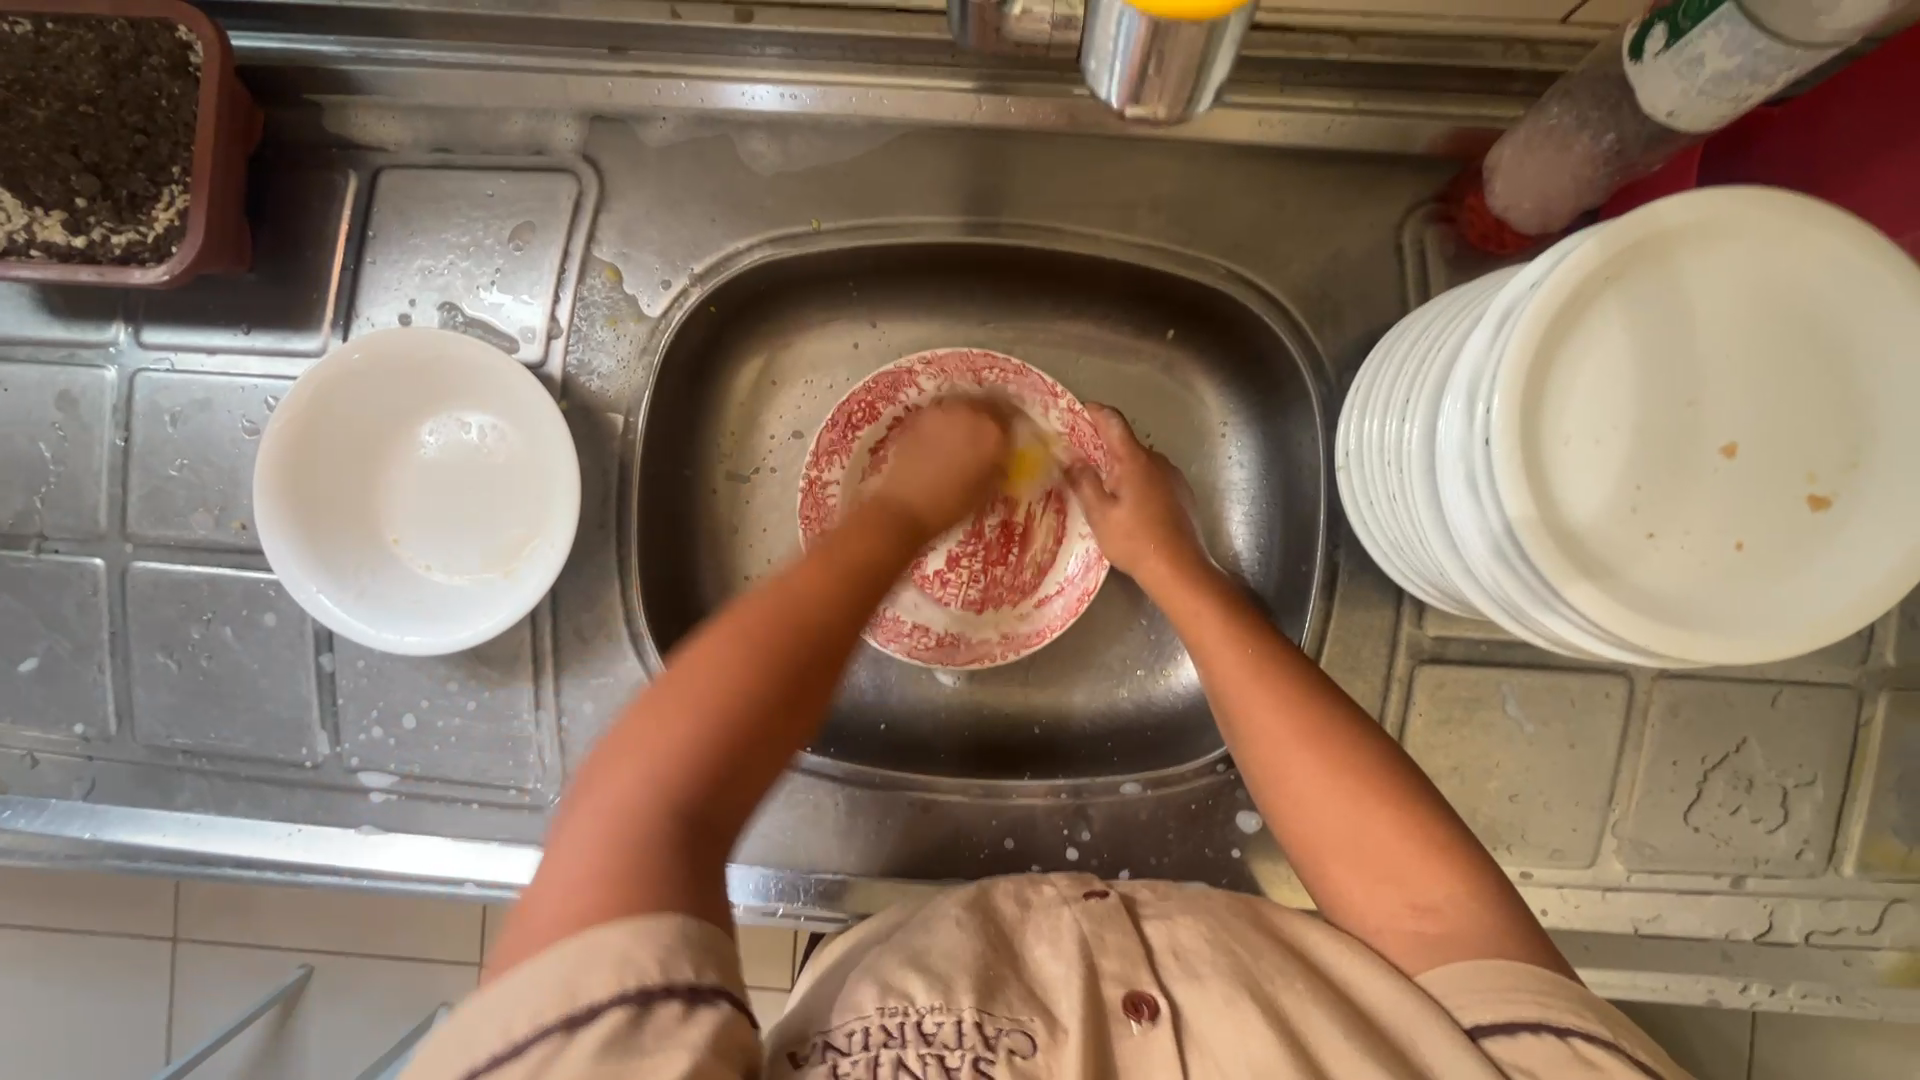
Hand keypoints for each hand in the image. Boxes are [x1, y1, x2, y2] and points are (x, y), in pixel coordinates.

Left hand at [867, 397, 1010, 540]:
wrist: (906, 504)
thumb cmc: (953, 503)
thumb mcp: (988, 487)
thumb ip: (998, 461)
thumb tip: (999, 452)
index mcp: (993, 430)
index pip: (1010, 415)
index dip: (1008, 425)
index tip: (1006, 435)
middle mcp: (970, 411)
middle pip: (985, 403)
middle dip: (988, 415)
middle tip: (984, 433)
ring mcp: (942, 409)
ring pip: (961, 404)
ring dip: (964, 414)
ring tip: (961, 433)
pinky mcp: (919, 415)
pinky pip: (940, 411)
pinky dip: (944, 420)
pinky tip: (939, 437)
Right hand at [1067, 404, 1211, 589]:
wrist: (1179, 568)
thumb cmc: (1134, 541)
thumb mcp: (1099, 514)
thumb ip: (1083, 482)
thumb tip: (1070, 458)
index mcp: (1134, 460)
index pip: (1113, 421)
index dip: (1094, 411)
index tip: (1078, 410)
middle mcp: (1157, 460)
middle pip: (1126, 443)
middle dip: (1103, 446)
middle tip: (1080, 458)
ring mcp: (1173, 476)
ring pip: (1140, 462)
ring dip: (1121, 468)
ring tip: (1103, 488)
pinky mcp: (1182, 493)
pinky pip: (1154, 478)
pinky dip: (1137, 482)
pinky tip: (1128, 505)